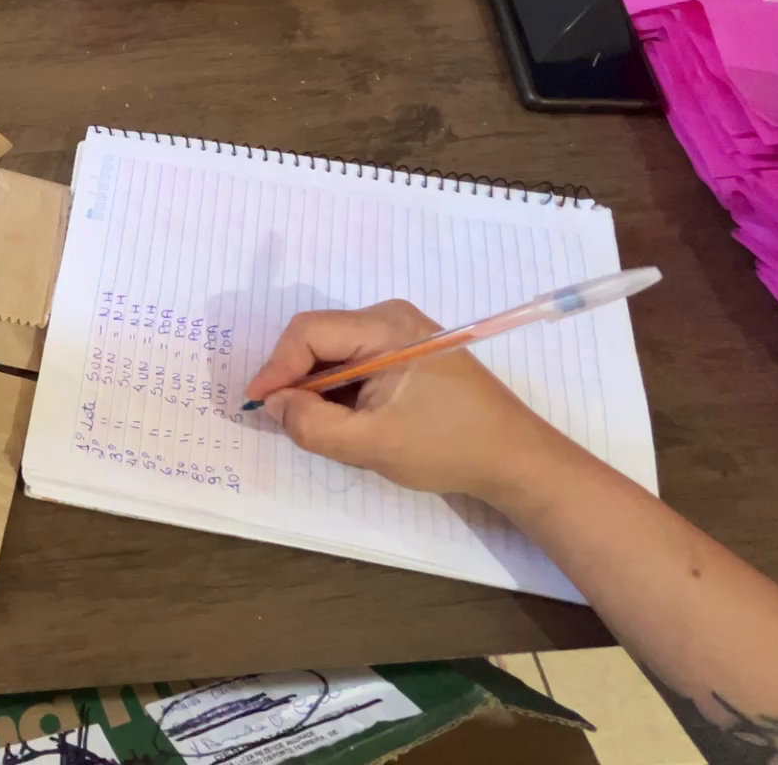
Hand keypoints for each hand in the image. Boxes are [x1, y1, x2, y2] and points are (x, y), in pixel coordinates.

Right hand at [244, 300, 579, 501]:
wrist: (518, 461)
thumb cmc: (447, 448)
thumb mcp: (370, 444)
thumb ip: (311, 424)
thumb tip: (273, 403)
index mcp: (385, 327)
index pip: (308, 333)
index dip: (277, 366)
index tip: (259, 402)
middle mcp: (389, 317)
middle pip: (317, 336)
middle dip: (294, 375)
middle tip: (283, 413)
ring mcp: (400, 330)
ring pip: (332, 348)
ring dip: (315, 382)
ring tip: (314, 418)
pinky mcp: (406, 348)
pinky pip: (352, 356)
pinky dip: (336, 383)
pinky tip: (340, 412)